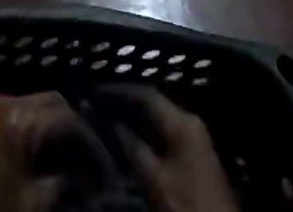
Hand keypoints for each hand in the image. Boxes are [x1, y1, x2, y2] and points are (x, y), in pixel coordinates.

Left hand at [0, 92, 110, 211]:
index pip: (68, 117)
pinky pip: (23, 116)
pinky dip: (41, 131)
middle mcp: (7, 101)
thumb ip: (63, 182)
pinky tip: (53, 156)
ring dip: (59, 128)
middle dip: (77, 127)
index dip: (92, 142)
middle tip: (96, 158)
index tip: (109, 168)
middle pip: (55, 102)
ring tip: (79, 158)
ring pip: (39, 107)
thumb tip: (86, 175)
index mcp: (19, 117)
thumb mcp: (32, 202)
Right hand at [104, 87, 237, 211]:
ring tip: (108, 121)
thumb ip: (134, 148)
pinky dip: (146, 136)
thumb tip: (115, 125)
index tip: (98, 93)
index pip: (148, 96)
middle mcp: (190, 124)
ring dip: (136, 121)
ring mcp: (195, 140)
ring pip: (159, 122)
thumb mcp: (155, 179)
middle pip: (154, 106)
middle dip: (127, 106)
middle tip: (100, 107)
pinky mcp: (194, 157)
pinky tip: (129, 141)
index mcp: (183, 123)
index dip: (121, 92)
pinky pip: (165, 136)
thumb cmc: (186, 205)